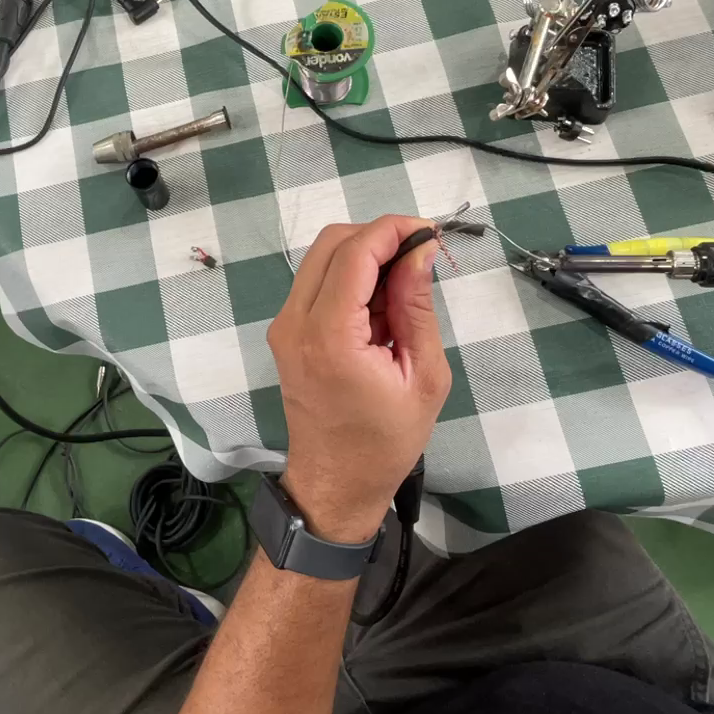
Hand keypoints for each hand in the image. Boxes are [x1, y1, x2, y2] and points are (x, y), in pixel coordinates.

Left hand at [267, 216, 452, 542]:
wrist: (335, 483)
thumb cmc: (386, 441)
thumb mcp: (423, 376)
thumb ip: (416, 307)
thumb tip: (420, 251)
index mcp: (329, 336)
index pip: (355, 253)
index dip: (394, 230)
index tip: (429, 233)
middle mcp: (295, 322)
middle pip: (331, 244)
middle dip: (377, 236)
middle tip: (419, 255)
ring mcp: (283, 326)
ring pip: (320, 258)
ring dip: (363, 255)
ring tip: (403, 286)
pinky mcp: (284, 332)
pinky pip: (315, 282)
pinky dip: (348, 276)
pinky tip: (378, 304)